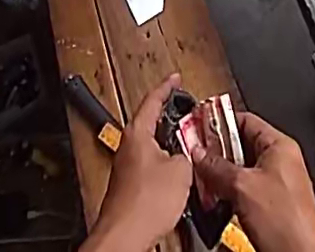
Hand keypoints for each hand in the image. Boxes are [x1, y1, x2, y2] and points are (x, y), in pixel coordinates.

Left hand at [84, 74, 190, 251]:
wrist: (126, 237)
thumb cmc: (144, 203)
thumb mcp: (180, 171)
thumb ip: (187, 154)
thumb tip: (188, 155)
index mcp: (138, 131)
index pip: (153, 99)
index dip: (167, 86)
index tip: (175, 78)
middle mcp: (129, 145)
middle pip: (152, 123)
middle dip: (171, 121)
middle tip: (186, 115)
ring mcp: (127, 166)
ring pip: (153, 148)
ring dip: (170, 149)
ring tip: (187, 152)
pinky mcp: (129, 187)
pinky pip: (151, 169)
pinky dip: (164, 170)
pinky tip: (176, 183)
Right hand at [193, 111, 314, 251]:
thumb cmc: (289, 224)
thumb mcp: (244, 187)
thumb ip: (217, 167)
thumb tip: (199, 153)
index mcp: (280, 146)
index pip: (244, 120)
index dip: (220, 122)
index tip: (199, 127)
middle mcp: (280, 163)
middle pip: (240, 146)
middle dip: (217, 153)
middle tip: (196, 156)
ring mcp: (276, 187)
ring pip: (240, 172)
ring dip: (220, 177)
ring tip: (202, 180)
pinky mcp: (271, 210)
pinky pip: (244, 193)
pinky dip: (228, 195)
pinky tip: (215, 201)